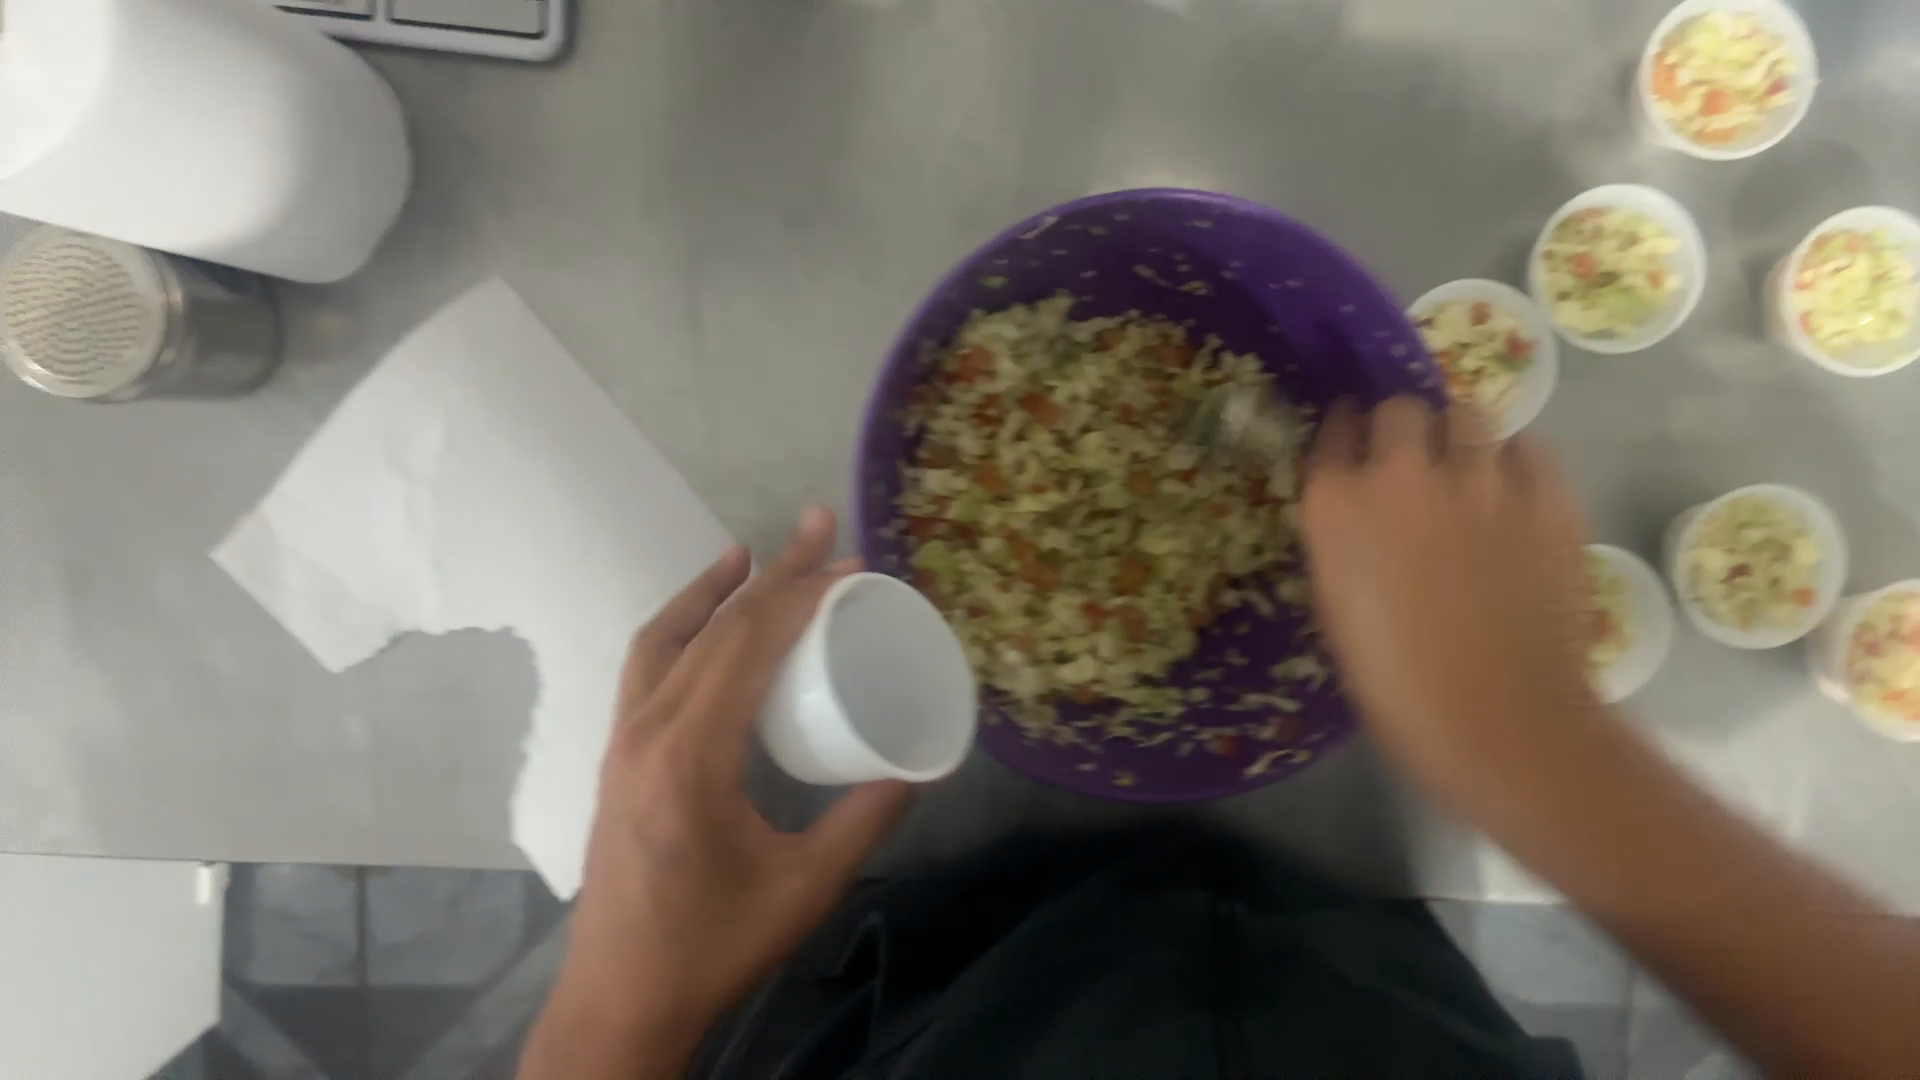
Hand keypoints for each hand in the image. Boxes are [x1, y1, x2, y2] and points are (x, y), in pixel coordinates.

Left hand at [525, 508, 914, 1079]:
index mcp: (691, 758)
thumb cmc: (713, 945)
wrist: (618, 1000)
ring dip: (713, 589)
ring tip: (751, 551)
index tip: (849, 566)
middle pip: (715, 629)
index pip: (748, 647)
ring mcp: (624, 739)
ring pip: (666, 638)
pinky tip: (704, 620)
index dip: (802, 596)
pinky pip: (646, 666)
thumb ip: (866, 821)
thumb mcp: (807, 887)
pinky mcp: (619, 753)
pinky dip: (679, 625)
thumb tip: (917, 769)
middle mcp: (648, 731)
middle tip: (818, 529)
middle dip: (774, 574)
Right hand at [1299, 398, 1593, 796]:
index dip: (1342, 428)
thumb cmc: (1389, 675)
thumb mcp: (1335, 598)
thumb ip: (1341, 536)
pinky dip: (1515, 460)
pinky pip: (1530, 448)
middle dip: (1400, 424)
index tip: (1349, 433)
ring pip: (1468, 414)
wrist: (1492, 716)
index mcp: (1336, 504)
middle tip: (1409, 454)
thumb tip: (1359, 509)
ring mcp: (1480, 480)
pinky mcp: (1548, 497)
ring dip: (1458, 434)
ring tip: (1464, 465)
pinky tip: (1511, 488)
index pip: (1332, 431)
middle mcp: (1400, 475)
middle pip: (1400, 407)